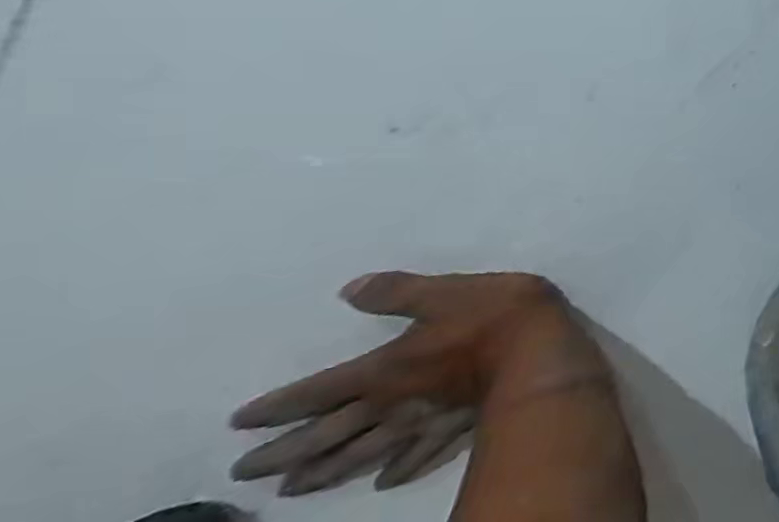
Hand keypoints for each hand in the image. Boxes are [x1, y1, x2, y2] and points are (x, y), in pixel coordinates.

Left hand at [231, 271, 606, 495]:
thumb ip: (397, 291)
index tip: (240, 424)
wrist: (538, 351)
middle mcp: (394, 404)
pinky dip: (395, 471)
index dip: (280, 405)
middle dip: (287, 451)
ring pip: (364, 455)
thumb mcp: (443, 290)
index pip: (321, 391)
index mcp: (386, 367)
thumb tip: (349, 289)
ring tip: (293, 489)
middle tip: (245, 472)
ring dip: (327, 472)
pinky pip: (416, 458)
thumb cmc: (489, 314)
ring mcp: (424, 424)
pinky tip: (384, 483)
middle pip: (331, 434)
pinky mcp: (454, 431)